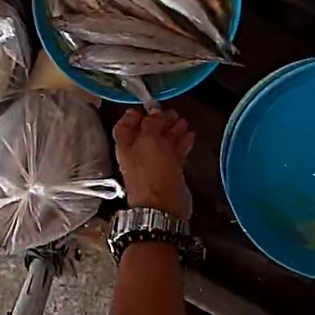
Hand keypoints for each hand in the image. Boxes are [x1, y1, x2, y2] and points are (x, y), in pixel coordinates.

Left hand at [115, 108, 193, 222]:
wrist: (163, 207)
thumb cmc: (152, 173)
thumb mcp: (149, 142)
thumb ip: (151, 125)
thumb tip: (154, 114)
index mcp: (126, 146)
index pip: (124, 126)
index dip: (133, 116)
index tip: (146, 107)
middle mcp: (137, 154)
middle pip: (146, 133)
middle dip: (158, 121)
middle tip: (172, 112)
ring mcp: (153, 164)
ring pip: (162, 142)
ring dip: (172, 130)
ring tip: (183, 121)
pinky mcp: (169, 172)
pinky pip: (174, 153)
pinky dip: (181, 143)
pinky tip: (190, 135)